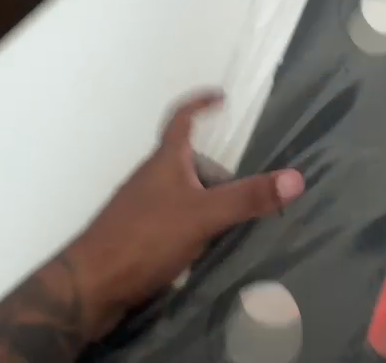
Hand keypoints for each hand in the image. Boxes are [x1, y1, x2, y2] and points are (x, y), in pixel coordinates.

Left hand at [64, 90, 305, 334]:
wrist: (88, 289)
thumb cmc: (144, 238)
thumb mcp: (204, 215)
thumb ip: (249, 198)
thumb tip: (296, 177)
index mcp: (165, 160)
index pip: (181, 118)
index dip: (200, 103)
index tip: (221, 97)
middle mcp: (150, 177)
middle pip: (189, 163)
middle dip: (216, 176)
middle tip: (240, 196)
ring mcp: (139, 207)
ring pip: (180, 195)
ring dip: (203, 206)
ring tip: (224, 229)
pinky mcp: (133, 237)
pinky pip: (169, 222)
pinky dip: (187, 230)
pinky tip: (197, 255)